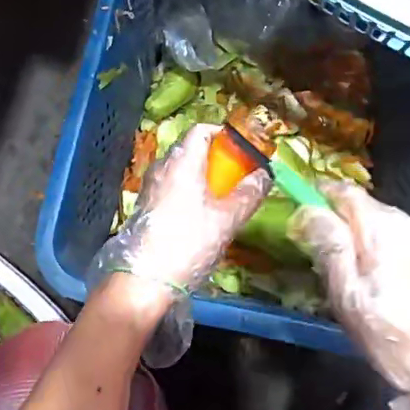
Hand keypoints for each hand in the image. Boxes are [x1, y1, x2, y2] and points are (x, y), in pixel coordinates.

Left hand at [97, 123, 268, 293]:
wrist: (144, 279)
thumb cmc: (188, 242)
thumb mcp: (227, 218)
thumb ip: (249, 193)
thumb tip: (265, 174)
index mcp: (181, 161)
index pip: (201, 130)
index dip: (223, 135)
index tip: (242, 151)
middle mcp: (161, 167)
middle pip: (190, 150)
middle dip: (214, 160)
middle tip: (236, 178)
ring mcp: (149, 187)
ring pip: (179, 171)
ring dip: (200, 178)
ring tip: (221, 199)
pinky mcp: (144, 207)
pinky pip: (170, 188)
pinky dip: (187, 193)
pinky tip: (199, 217)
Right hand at [291, 182, 409, 409]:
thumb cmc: (391, 337)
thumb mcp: (348, 295)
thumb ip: (329, 246)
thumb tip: (309, 210)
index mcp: (383, 228)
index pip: (344, 191)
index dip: (318, 199)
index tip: (302, 222)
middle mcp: (409, 223)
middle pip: (363, 206)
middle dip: (339, 223)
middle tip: (322, 256)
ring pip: (382, 223)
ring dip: (361, 237)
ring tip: (352, 272)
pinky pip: (400, 238)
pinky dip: (383, 248)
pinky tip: (381, 279)